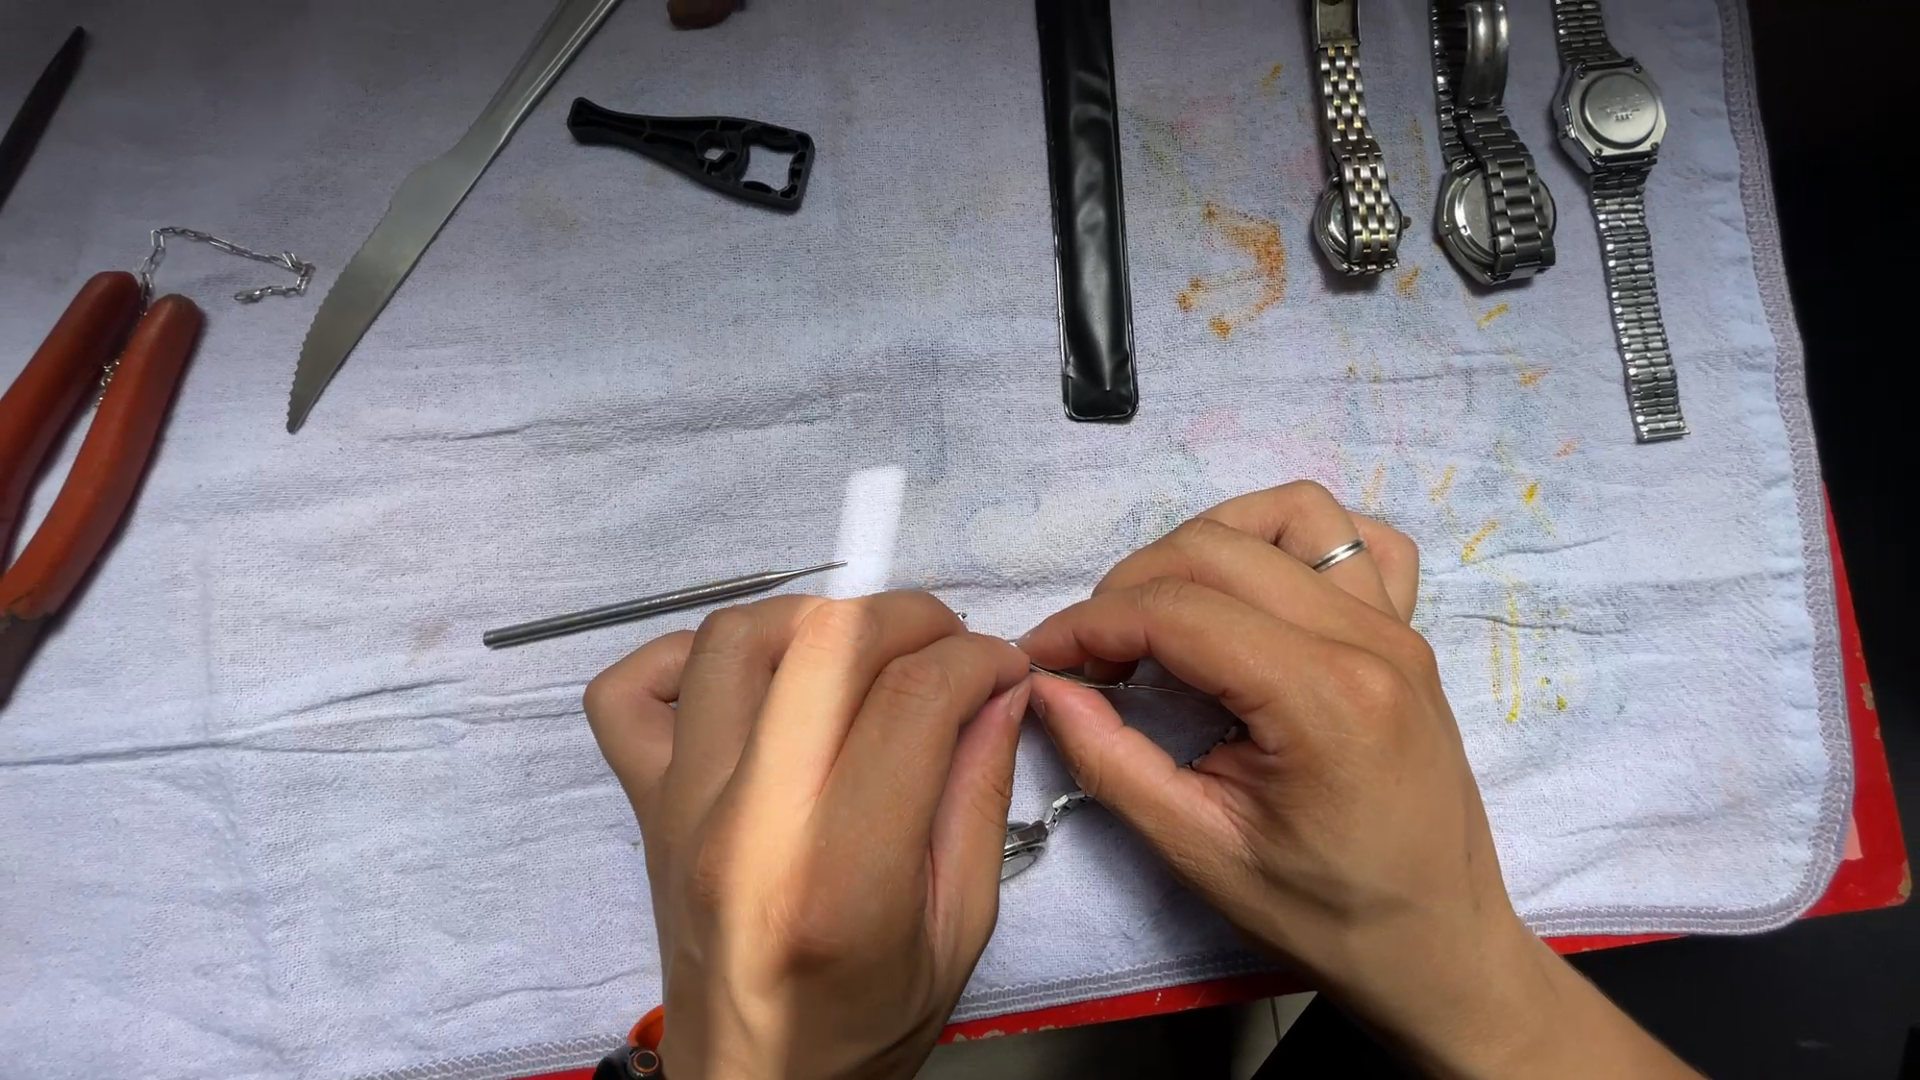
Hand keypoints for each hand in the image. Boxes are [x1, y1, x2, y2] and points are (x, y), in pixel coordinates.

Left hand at [584, 592, 1029, 1079]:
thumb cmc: (867, 1020)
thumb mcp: (962, 924)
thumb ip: (982, 792)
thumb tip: (998, 686)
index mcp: (840, 874)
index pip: (911, 701)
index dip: (974, 658)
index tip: (1000, 666)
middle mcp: (747, 825)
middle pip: (824, 645)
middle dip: (908, 617)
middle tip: (945, 644)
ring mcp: (678, 804)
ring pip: (733, 640)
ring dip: (814, 617)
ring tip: (861, 650)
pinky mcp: (642, 801)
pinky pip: (629, 687)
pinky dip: (690, 653)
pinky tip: (751, 678)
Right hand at [1022, 481, 1698, 1078]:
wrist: (1442, 948)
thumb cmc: (1323, 913)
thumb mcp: (1197, 850)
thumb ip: (1109, 759)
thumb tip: (1043, 686)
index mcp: (1322, 697)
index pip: (1174, 613)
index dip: (1087, 625)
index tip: (1040, 656)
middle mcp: (1366, 636)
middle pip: (1212, 549)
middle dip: (1126, 587)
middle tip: (1092, 650)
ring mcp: (1396, 622)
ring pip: (1287, 511)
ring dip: (1205, 540)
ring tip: (1165, 603)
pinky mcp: (1407, 627)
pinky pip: (1356, 537)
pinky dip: (1291, 537)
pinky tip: (1258, 585)